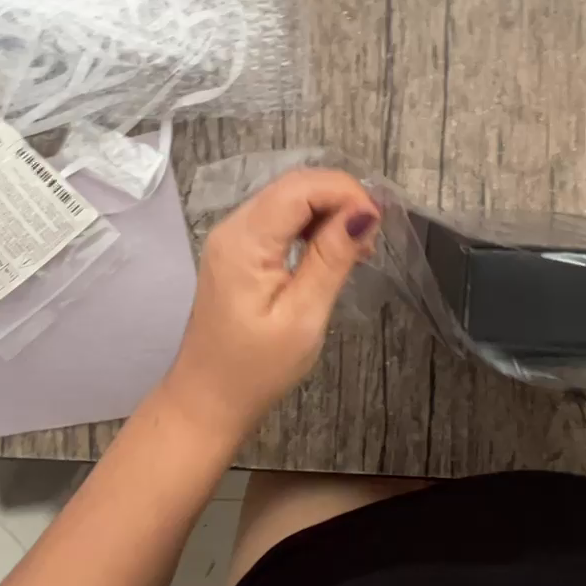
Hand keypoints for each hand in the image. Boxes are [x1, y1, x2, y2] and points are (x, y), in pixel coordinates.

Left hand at [159, 168, 380, 440]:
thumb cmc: (256, 368)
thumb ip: (331, 258)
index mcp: (244, 241)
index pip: (299, 188)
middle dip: (339, 198)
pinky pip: (278, 218)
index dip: (344, 191)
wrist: (208, 399)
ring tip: (358, 247)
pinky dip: (310, 224)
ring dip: (327, 211)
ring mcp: (232, 236)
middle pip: (293, 186)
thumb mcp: (303, 317)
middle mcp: (233, 227)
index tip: (377, 221)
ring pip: (287, 198)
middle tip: (371, 237)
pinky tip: (331, 250)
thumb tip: (364, 212)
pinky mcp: (237, 249)